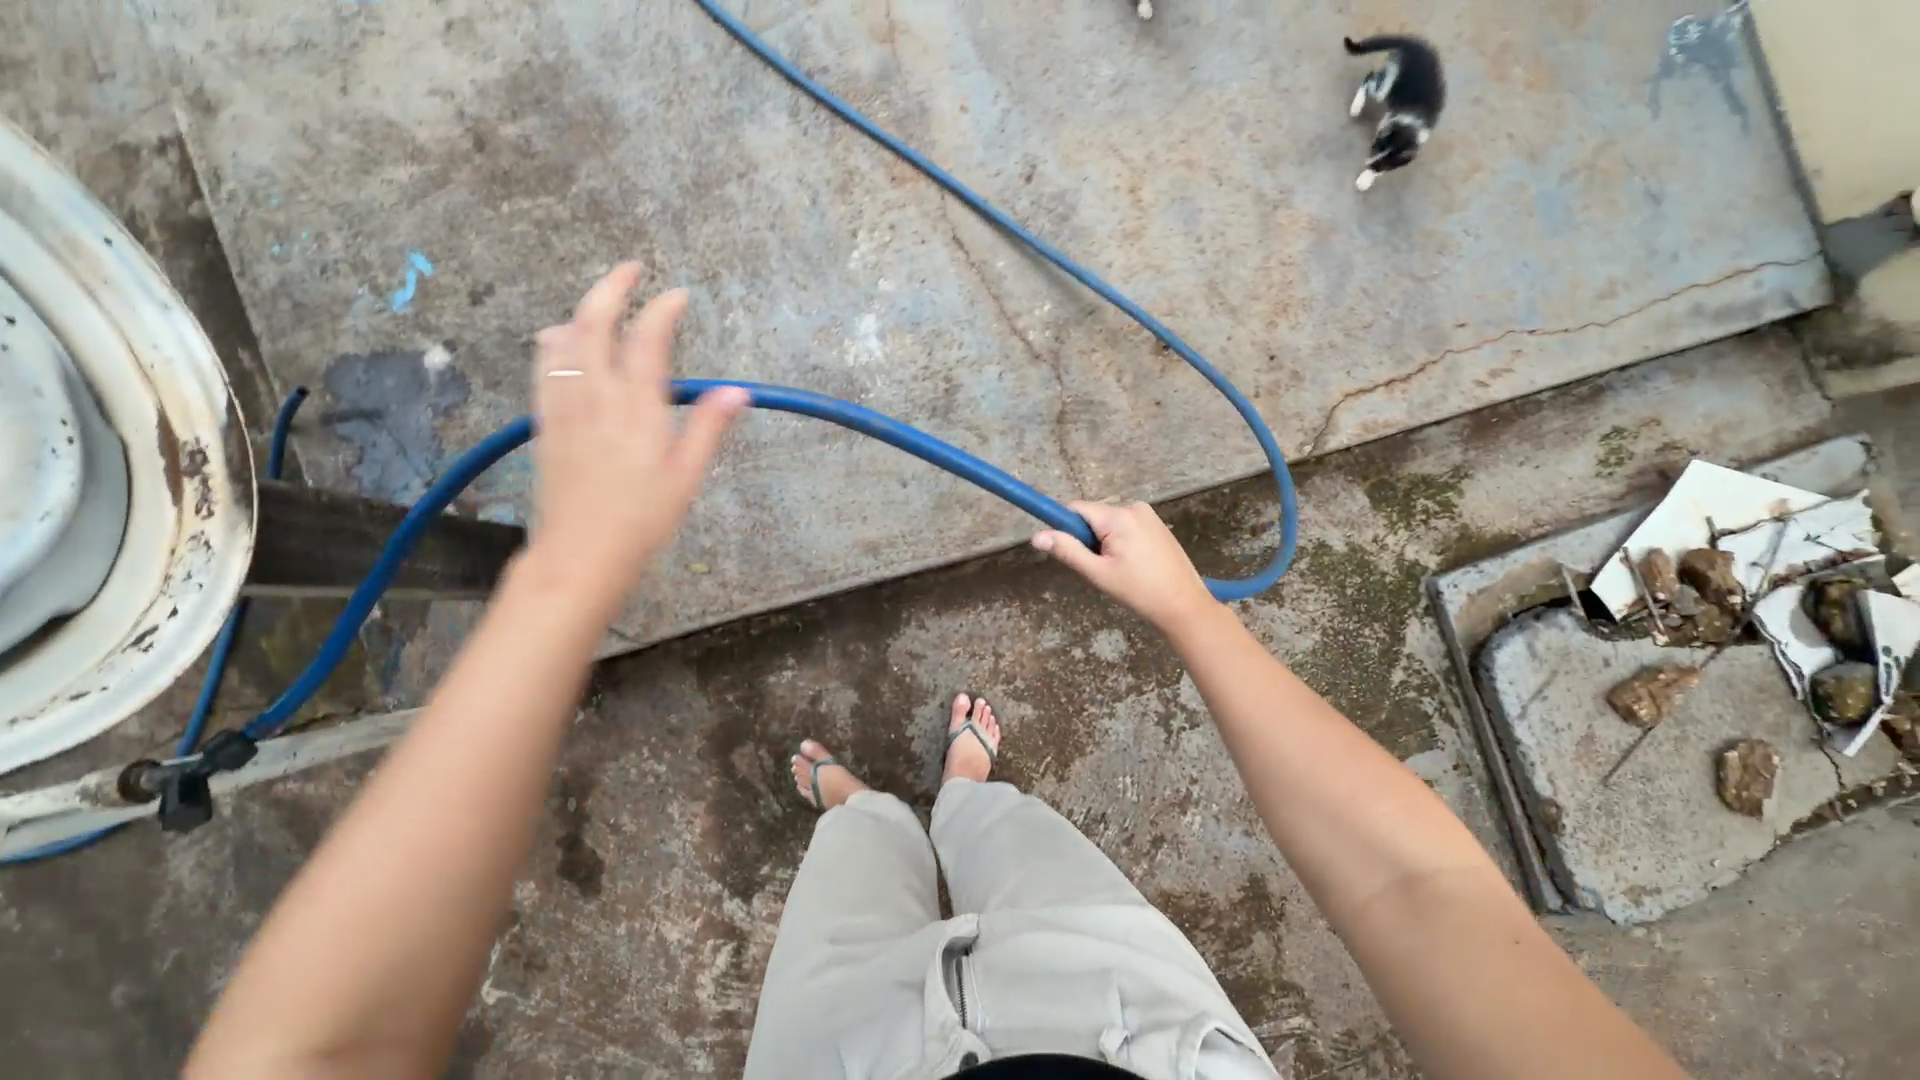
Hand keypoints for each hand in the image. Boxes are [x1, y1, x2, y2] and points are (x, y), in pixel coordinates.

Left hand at [528, 263, 748, 596]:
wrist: (580, 553)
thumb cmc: (642, 518)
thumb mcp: (687, 476)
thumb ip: (709, 428)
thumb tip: (737, 392)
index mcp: (636, 408)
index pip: (647, 340)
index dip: (662, 310)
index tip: (678, 296)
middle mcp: (595, 396)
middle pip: (593, 323)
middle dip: (612, 287)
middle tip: (631, 269)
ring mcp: (564, 406)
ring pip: (562, 339)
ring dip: (582, 310)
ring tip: (600, 302)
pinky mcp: (545, 422)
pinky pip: (543, 366)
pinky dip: (554, 341)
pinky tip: (559, 340)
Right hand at [1031, 501, 1217, 630]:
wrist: (1183, 604)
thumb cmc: (1139, 591)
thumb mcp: (1098, 573)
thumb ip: (1068, 551)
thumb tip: (1037, 536)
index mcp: (1118, 517)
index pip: (1076, 509)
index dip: (1067, 529)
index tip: (1071, 552)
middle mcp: (1133, 507)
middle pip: (1093, 516)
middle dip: (1089, 539)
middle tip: (1101, 568)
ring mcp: (1148, 515)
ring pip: (1109, 523)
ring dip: (1105, 543)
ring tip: (1120, 570)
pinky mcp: (1157, 525)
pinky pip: (1126, 527)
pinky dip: (1121, 543)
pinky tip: (1133, 566)